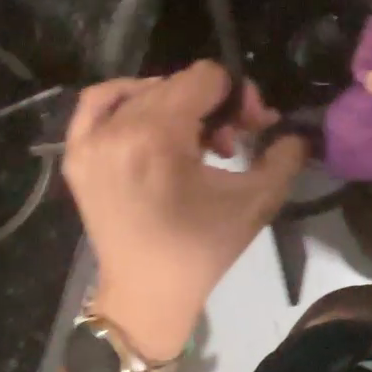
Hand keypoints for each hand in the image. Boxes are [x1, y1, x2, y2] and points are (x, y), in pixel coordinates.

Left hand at [63, 61, 305, 358]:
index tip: (251, 128)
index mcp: (157, 136)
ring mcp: (91, 140)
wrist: (147, 294)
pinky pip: (97, 103)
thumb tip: (294, 132)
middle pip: (176, 84)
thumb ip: (285, 156)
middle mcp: (118, 128)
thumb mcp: (255, 202)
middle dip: (213, 105)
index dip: (238, 96)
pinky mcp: (77, 154)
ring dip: (176, 104)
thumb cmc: (202, 250)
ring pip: (144, 92)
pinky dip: (126, 98)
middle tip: (229, 143)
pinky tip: (148, 116)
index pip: (205, 77)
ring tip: (193, 138)